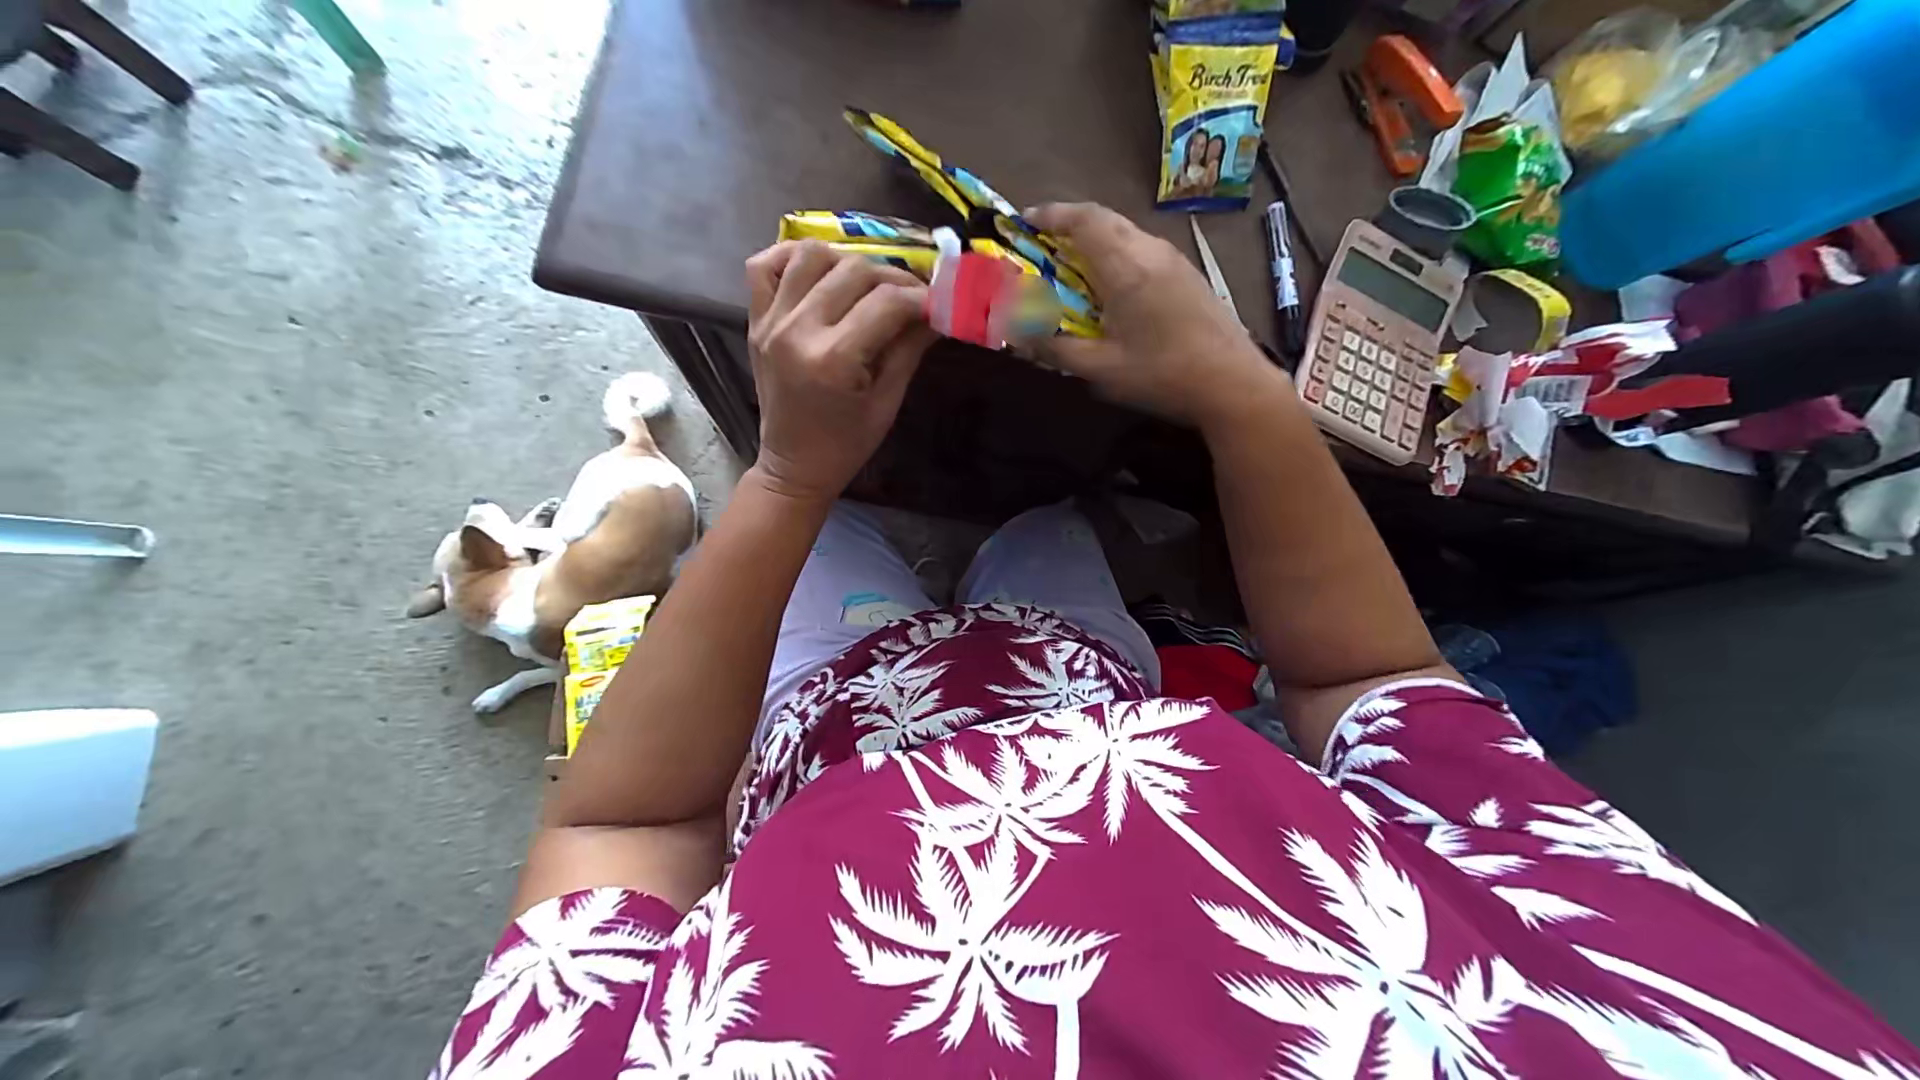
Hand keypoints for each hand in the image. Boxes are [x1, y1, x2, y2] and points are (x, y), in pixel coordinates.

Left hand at [744, 240, 935, 502]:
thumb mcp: (887, 401)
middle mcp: (797, 331)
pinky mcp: (756, 321)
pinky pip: (764, 265)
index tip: (940, 304)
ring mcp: (771, 322)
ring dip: (848, 262)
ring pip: (812, 255)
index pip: (887, 303)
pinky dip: (793, 258)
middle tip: (911, 298)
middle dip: (893, 279)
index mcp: (833, 360)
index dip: (922, 298)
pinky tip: (820, 271)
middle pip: (854, 271)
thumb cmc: (846, 445)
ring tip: (867, 285)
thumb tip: (941, 308)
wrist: (793, 466)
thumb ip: (910, 348)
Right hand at [1028, 202, 1279, 428]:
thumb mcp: (1101, 369)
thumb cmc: (1163, 375)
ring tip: (1070, 265)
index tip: (1024, 222)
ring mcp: (1173, 261)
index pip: (1084, 220)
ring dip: (1093, 240)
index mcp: (1126, 267)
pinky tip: (1108, 286)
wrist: (1233, 383)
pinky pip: (1141, 249)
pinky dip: (1115, 254)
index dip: (1051, 215)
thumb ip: (1056, 349)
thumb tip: (1018, 337)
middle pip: (1104, 219)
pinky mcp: (1186, 275)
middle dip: (1068, 225)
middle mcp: (1150, 251)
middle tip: (1041, 245)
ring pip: (1125, 232)